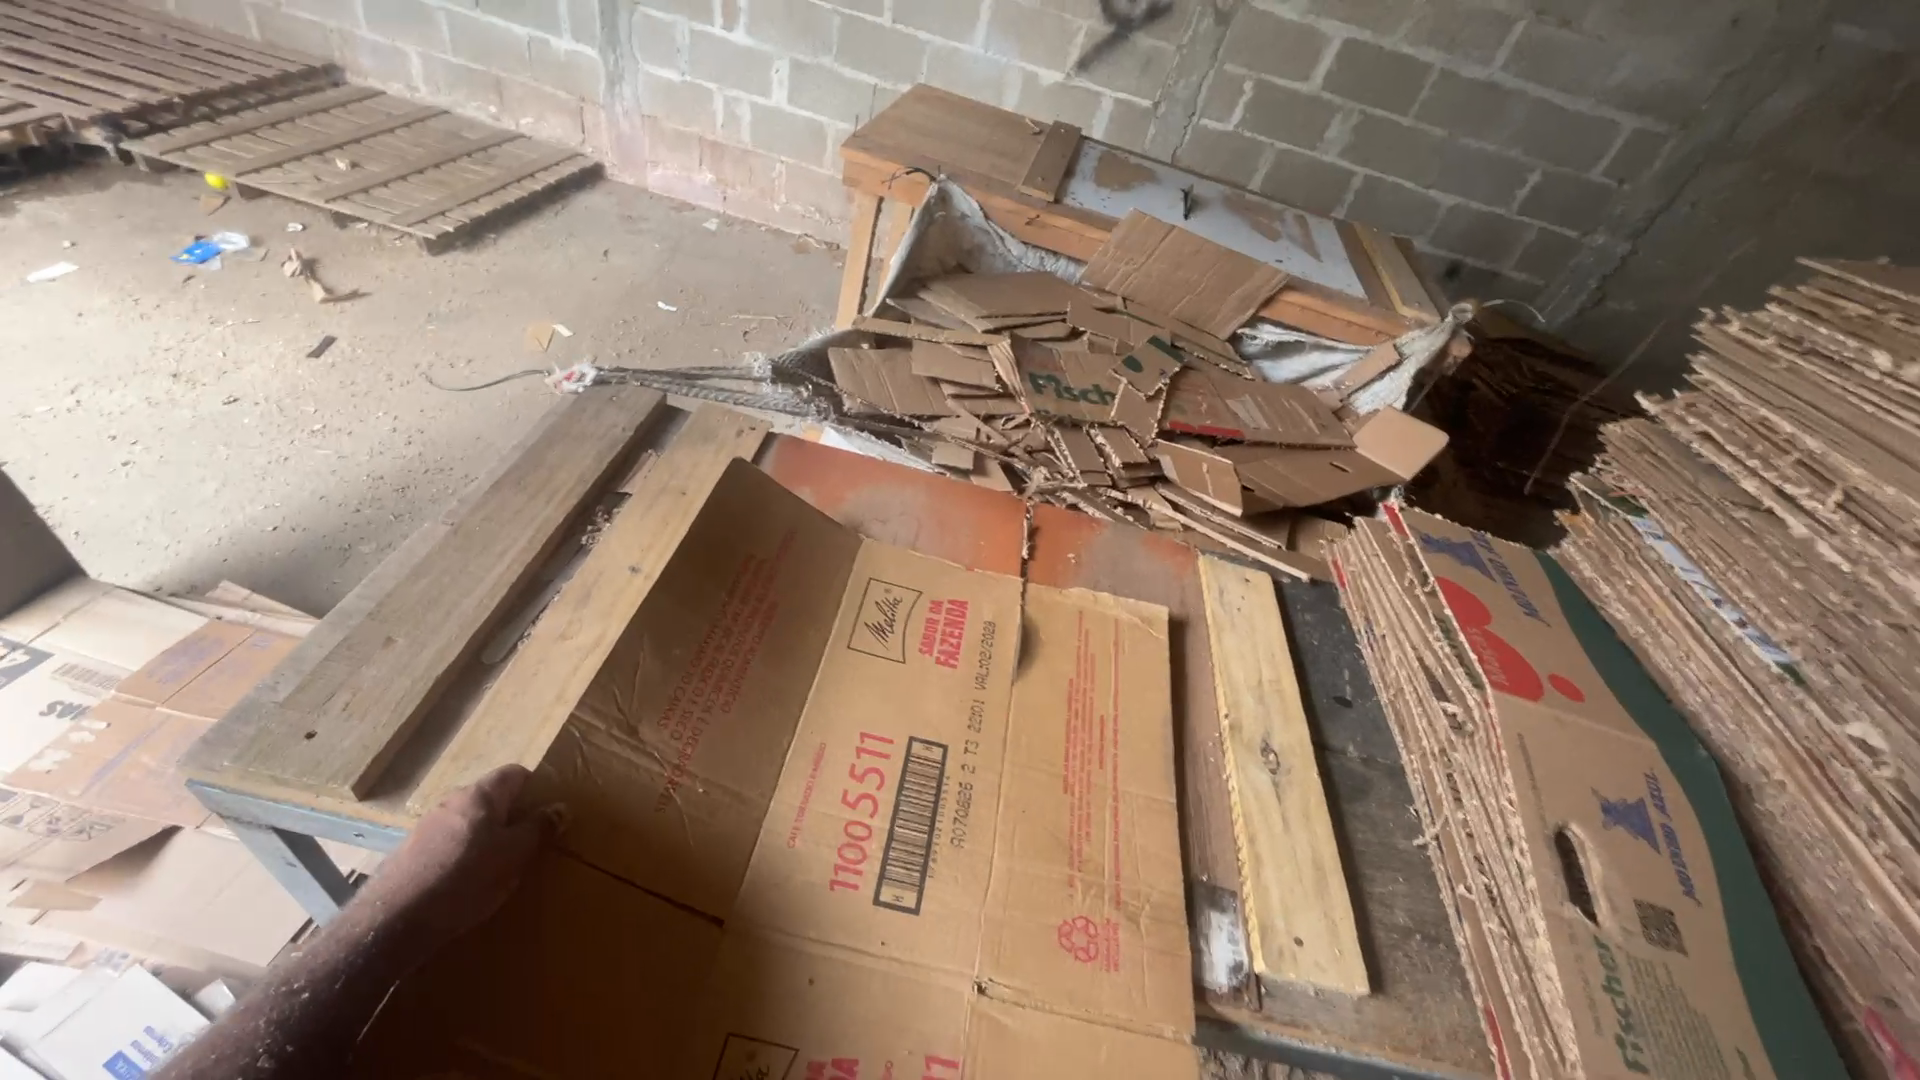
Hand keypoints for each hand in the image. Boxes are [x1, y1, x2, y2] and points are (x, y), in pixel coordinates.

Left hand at [353, 764, 564, 956]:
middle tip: (528, 843)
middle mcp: (451, 802)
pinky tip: (465, 885)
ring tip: (498, 868)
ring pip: (468, 824)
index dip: (535, 788)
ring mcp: (425, 828)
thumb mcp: (514, 855)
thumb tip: (561, 807)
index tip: (546, 813)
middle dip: (511, 816)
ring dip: (485, 839)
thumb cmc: (464, 880)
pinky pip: (448, 845)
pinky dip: (462, 857)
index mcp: (480, 795)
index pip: (515, 773)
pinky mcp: (409, 855)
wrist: (391, 924)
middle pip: (490, 799)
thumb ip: (539, 828)